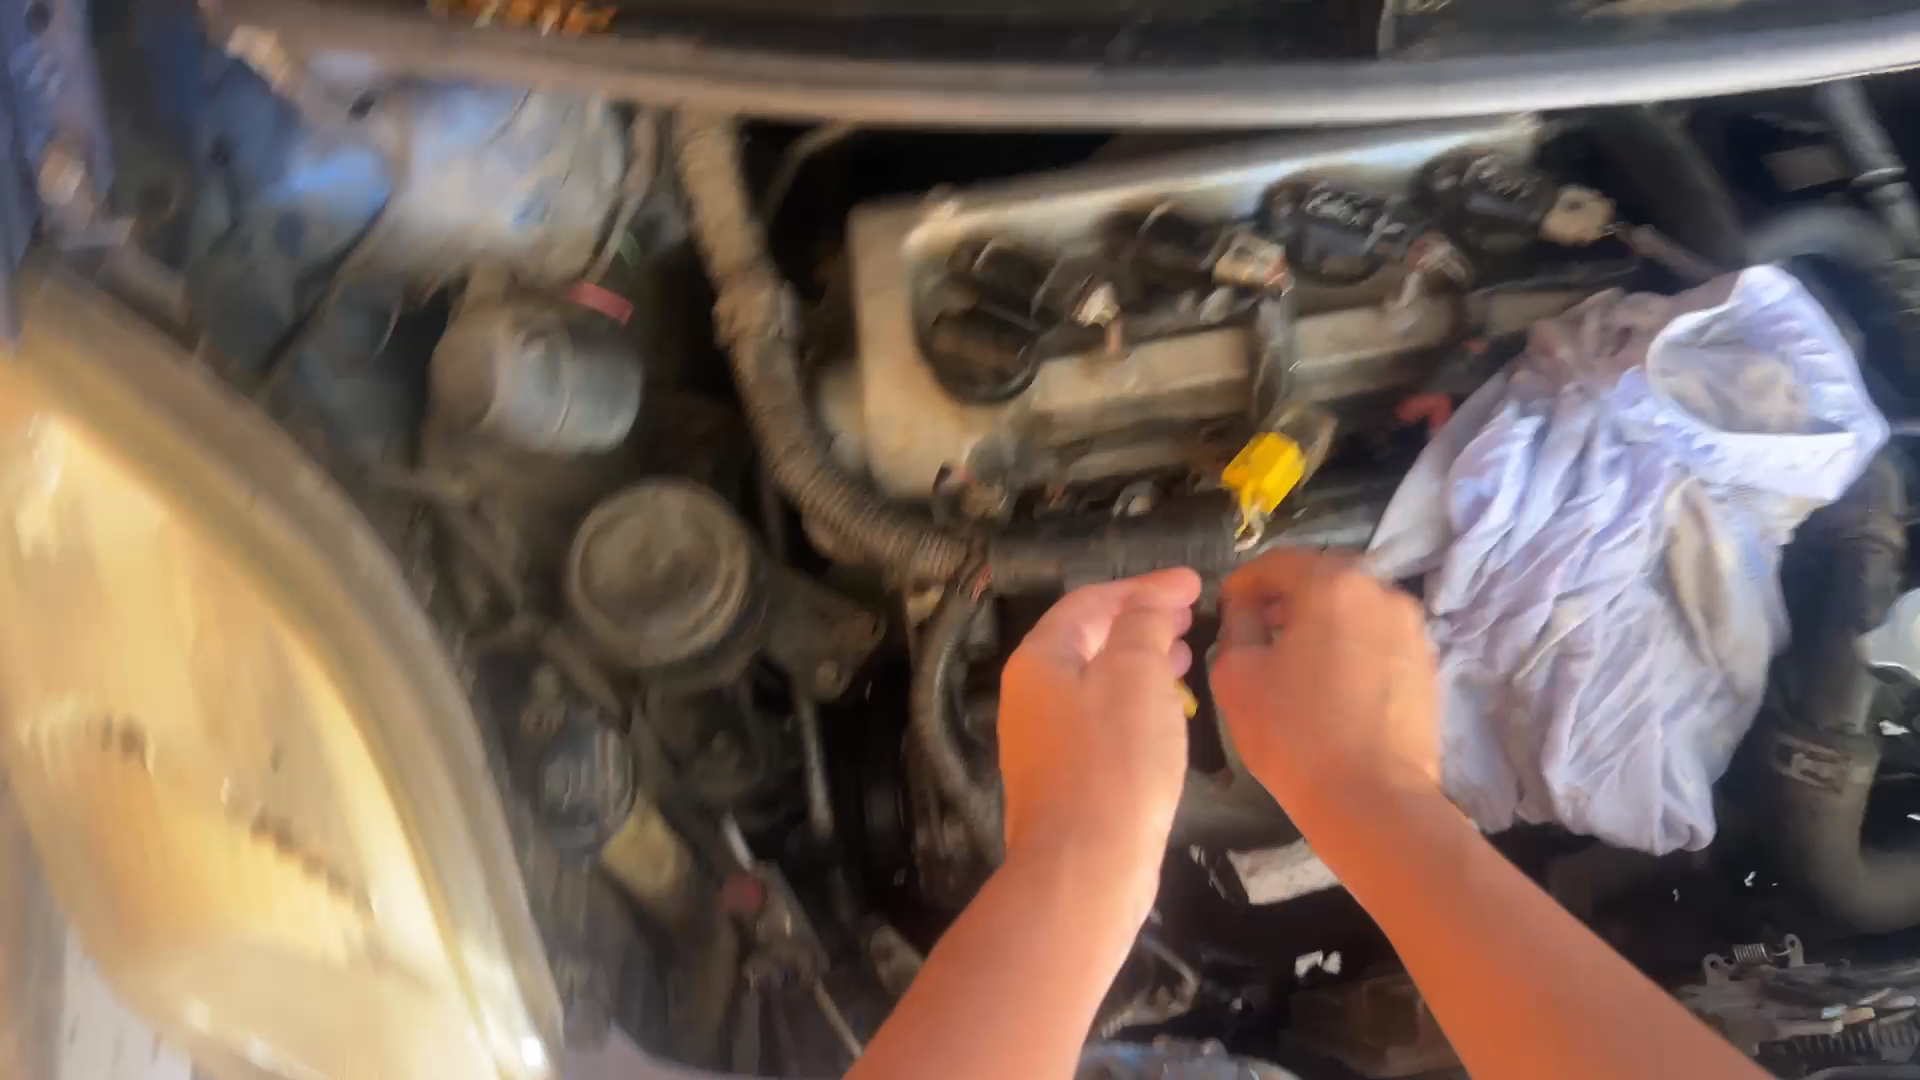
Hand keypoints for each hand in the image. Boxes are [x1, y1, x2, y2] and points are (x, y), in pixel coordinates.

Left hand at [997, 568, 1201, 875]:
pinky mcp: (1061, 770)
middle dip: (1140, 619)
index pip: (1091, 601)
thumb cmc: (1113, 760)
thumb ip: (1142, 626)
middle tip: (1188, 612)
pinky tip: (1163, 707)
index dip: (1143, 587)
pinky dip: (1131, 697)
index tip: (1192, 583)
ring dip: (1139, 658)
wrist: (1084, 866)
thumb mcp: (1135, 675)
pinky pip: (1098, 714)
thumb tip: (1147, 600)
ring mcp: (1041, 734)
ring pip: (1095, 676)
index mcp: (1040, 657)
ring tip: (1184, 650)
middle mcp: (1030, 690)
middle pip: (1088, 636)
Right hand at [1208, 551, 1440, 805]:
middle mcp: (1380, 592)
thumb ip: (1236, 624)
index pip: (1276, 562)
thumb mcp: (1236, 671)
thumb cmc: (1293, 730)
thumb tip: (1246, 609)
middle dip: (1282, 597)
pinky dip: (1345, 644)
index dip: (1242, 581)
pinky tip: (1324, 681)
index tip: (1224, 606)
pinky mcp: (1426, 666)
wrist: (1373, 801)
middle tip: (1253, 628)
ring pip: (1350, 607)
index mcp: (1332, 584)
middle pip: (1319, 578)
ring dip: (1316, 620)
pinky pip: (1373, 637)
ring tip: (1288, 656)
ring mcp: (1411, 629)